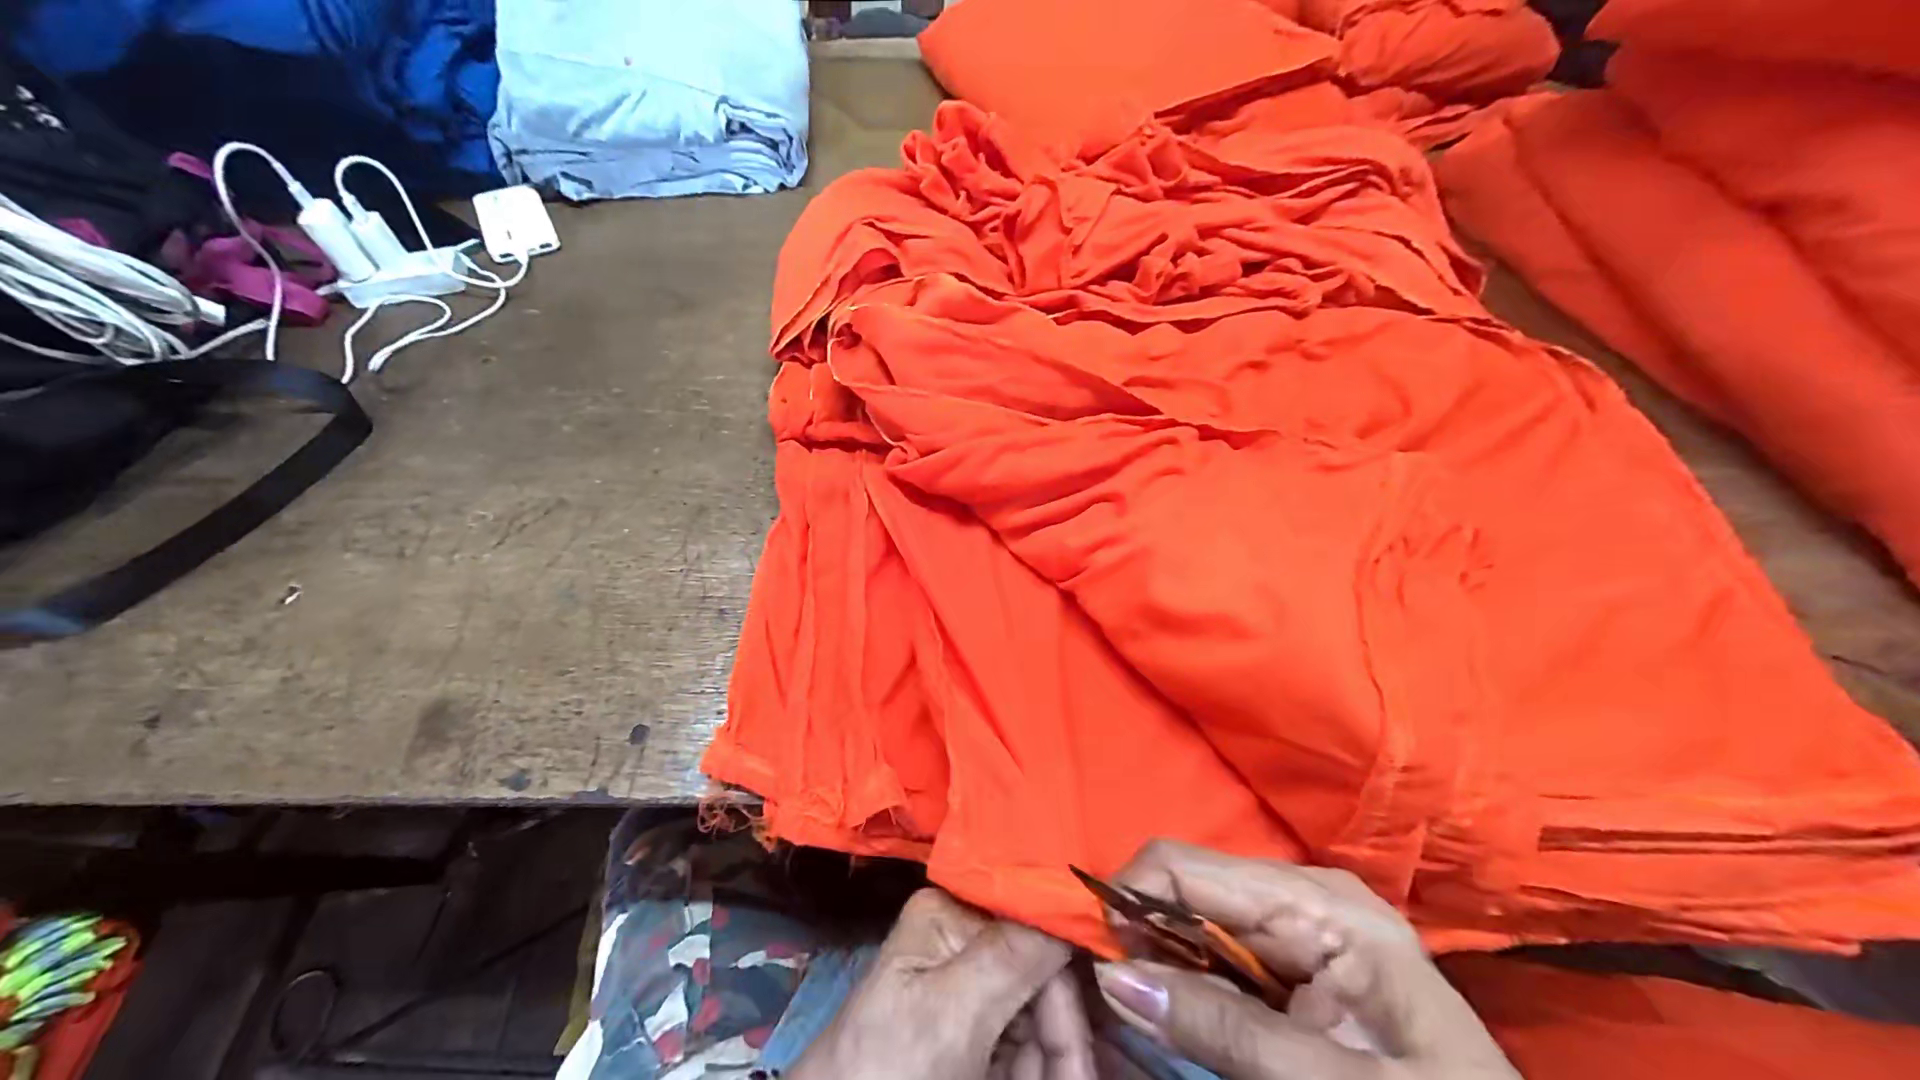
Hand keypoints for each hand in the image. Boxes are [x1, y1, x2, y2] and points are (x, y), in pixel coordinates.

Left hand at [788, 888, 1095, 1079]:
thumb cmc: (889, 1069)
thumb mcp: (949, 1011)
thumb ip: (1012, 954)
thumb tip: (1077, 897)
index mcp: (949, 916)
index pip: (1028, 918)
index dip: (1068, 956)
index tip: (1111, 992)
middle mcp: (963, 944)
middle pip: (1042, 972)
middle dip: (1064, 1027)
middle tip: (1079, 1074)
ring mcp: (970, 995)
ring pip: (1043, 1016)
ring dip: (1059, 1056)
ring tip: (1066, 1078)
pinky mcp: (975, 1040)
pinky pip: (1028, 1048)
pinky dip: (1043, 1070)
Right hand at [1092, 841, 1519, 1079]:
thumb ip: (1228, 1030)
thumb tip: (1113, 976)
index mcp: (1318, 903)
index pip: (1185, 869)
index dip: (1125, 902)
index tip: (1088, 963)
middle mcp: (1299, 899)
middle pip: (1183, 895)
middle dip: (1137, 942)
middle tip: (1103, 1007)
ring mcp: (1298, 932)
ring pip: (1192, 931)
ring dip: (1154, 973)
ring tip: (1128, 1022)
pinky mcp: (1295, 969)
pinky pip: (1216, 965)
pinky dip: (1184, 994)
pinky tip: (1170, 1026)